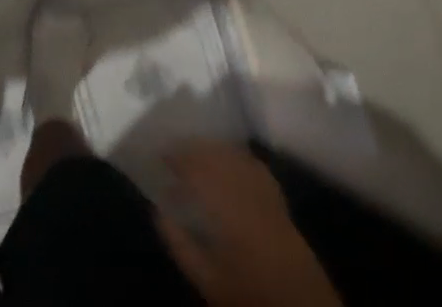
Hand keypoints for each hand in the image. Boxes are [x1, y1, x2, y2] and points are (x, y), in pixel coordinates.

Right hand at [157, 142, 341, 306]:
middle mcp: (250, 194)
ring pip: (239, 157)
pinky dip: (238, 159)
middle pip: (220, 156)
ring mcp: (269, 196)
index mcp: (229, 210)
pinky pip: (257, 168)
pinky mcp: (282, 203)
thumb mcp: (206, 278)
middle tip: (174, 151)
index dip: (178, 156)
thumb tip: (159, 212)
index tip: (160, 155)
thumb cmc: (249, 293)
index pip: (199, 169)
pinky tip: (229, 163)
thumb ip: (180, 243)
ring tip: (196, 153)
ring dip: (216, 150)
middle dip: (195, 148)